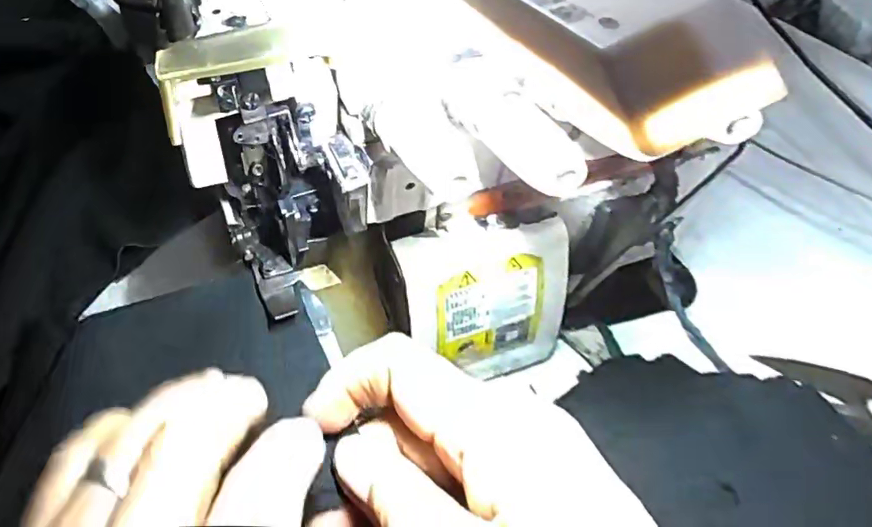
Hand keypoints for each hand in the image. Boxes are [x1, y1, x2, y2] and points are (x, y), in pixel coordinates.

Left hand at [23, 369, 326, 526]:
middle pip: (180, 453)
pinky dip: (105, 429)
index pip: (251, 508)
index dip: (284, 459)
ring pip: (124, 441)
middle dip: (221, 410)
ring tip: (201, 390)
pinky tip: (127, 417)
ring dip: (167, 406)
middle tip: (248, 392)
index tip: (302, 433)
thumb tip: (312, 502)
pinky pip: (70, 460)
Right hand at [302, 334, 653, 525]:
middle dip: (366, 461)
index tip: (312, 429)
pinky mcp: (558, 502)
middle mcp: (521, 428)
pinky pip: (475, 489)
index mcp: (500, 423)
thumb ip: (397, 495)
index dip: (342, 384)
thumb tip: (351, 452)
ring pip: (440, 459)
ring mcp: (544, 466)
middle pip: (413, 415)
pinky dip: (435, 510)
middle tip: (334, 517)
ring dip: (394, 494)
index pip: (396, 361)